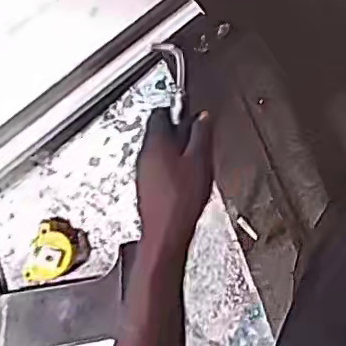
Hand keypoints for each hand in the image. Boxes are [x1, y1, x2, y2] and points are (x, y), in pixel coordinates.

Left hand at [136, 110, 214, 262]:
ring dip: (176, 149)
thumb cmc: (181, 200)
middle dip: (179, 131)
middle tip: (199, 135)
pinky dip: (172, 166)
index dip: (177, 109)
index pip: (160, 113)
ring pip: (159, 150)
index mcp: (155, 144)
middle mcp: (143, 156)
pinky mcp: (146, 187)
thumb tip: (202, 118)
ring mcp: (142, 173)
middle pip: (159, 131)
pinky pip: (158, 167)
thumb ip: (201, 134)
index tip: (191, 111)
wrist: (166, 236)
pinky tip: (187, 177)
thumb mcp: (200, 159)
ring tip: (196, 158)